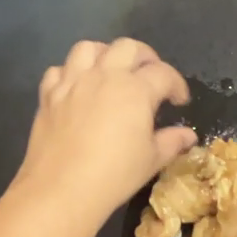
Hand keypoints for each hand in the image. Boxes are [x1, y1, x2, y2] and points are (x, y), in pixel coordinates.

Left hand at [10, 39, 195, 224]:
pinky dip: (69, 73)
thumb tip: (188, 136)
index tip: (179, 101)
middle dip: (145, 57)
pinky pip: (58, 70)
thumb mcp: (151, 160)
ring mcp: (72, 82)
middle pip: (128, 47)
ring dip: (105, 53)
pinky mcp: (48, 95)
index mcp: (135, 89)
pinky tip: (77, 88)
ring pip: (88, 48)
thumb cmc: (114, 175)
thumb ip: (172, 142)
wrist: (61, 189)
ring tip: (112, 70)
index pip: (163, 74)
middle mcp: (104, 76)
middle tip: (150, 76)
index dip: (176, 85)